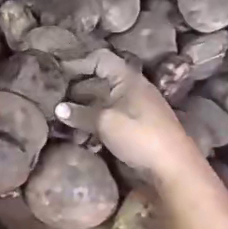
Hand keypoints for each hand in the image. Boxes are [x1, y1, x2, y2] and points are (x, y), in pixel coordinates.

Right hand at [56, 50, 204, 182]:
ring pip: (101, 103)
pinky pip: (108, 119)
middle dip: (75, 90)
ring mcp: (134, 109)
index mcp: (128, 79)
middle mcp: (131, 89)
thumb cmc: (140, 136)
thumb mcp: (106, 122)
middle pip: (98, 82)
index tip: (56, 73)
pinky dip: (92, 124)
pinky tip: (79, 136)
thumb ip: (80, 114)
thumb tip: (58, 109)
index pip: (99, 59)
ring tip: (62, 121)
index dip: (77, 63)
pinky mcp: (135, 128)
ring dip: (82, 111)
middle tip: (52, 98)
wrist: (175, 169)